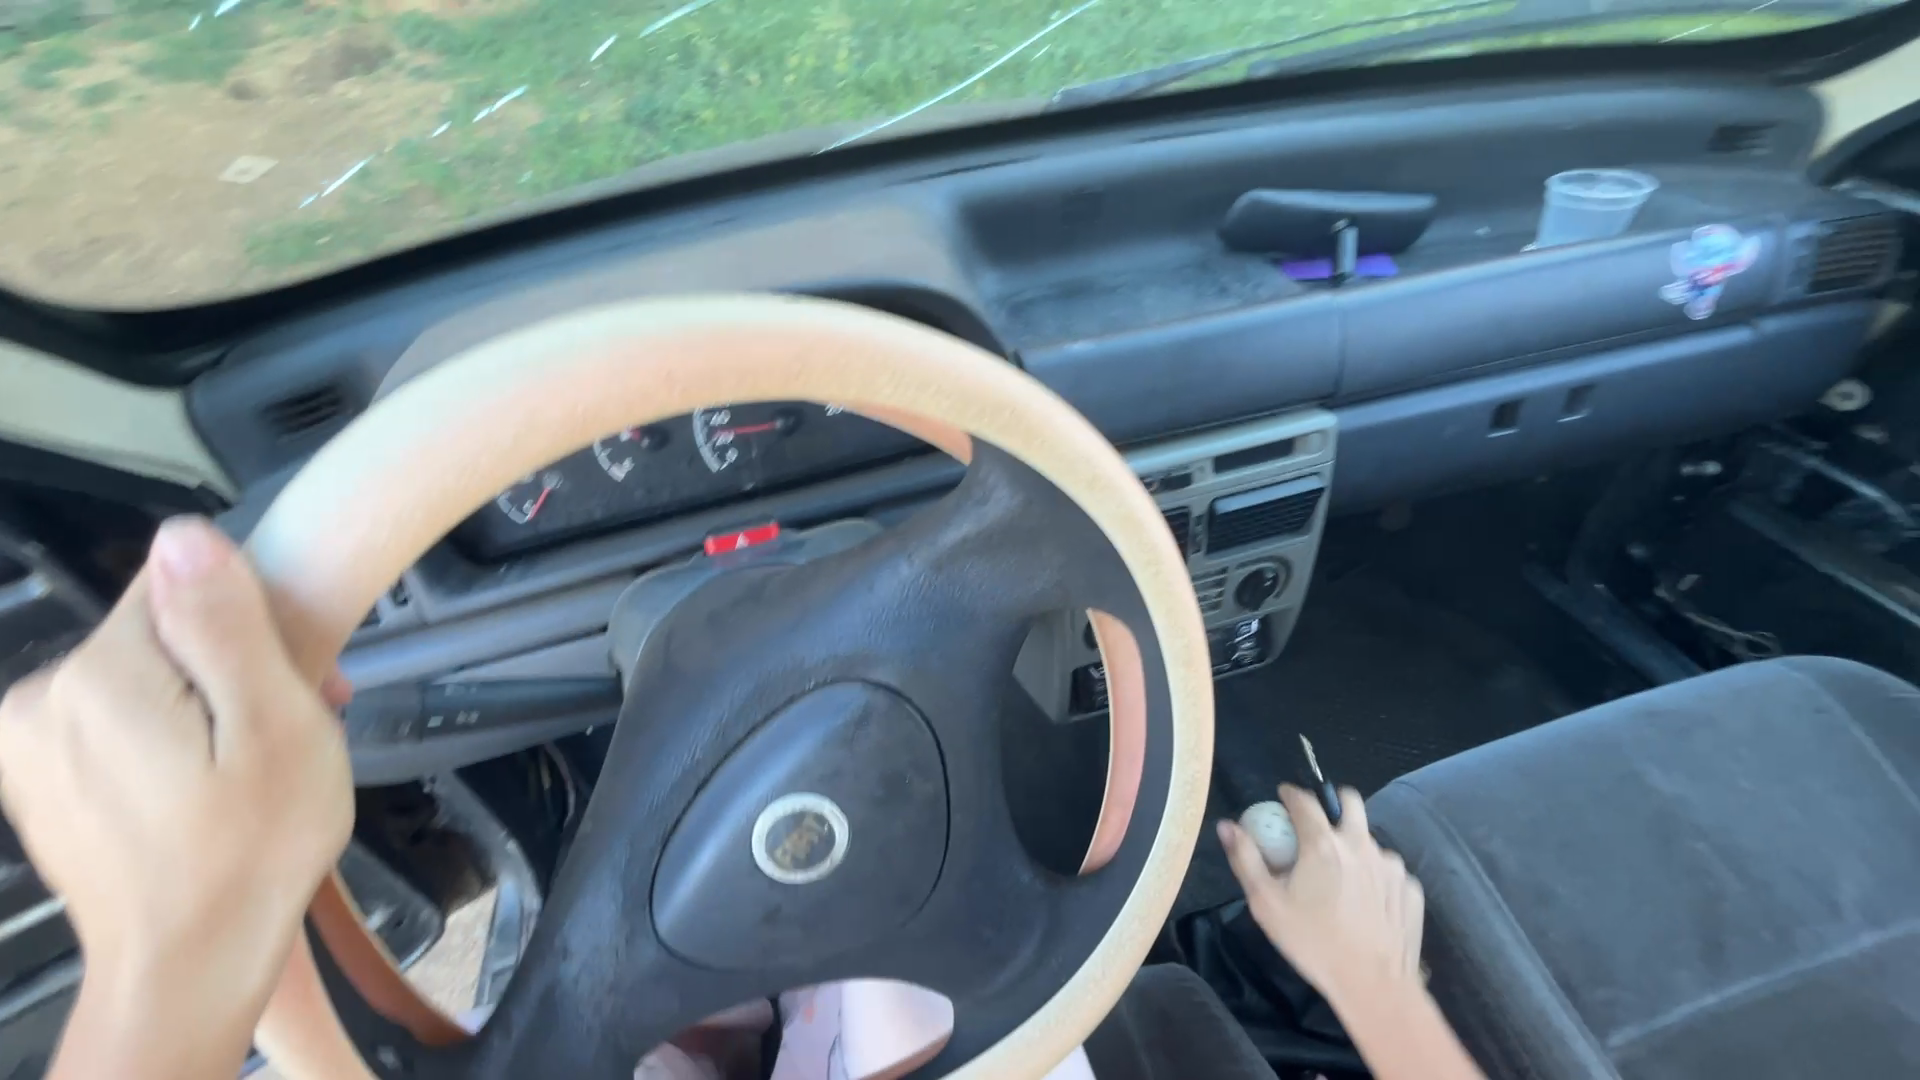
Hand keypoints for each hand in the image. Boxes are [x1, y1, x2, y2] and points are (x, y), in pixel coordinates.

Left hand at [0, 517, 353, 1077]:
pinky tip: (215, 775)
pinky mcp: (39, 777)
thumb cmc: (257, 838)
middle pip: (164, 631)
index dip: (258, 616)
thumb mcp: (276, 723)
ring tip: (263, 753)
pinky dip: (180, 728)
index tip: (304, 671)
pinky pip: (122, 715)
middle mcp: (37, 701)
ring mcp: (28, 745)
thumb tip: (185, 536)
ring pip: (149, 673)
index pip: (181, 583)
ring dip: (217, 694)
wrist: (193, 958)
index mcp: (97, 678)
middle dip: (242, 659)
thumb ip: (226, 627)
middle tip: (302, 719)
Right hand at [1218, 784, 1424, 1007]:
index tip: (1283, 798)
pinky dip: (1375, 877)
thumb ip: (1245, 858)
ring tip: (1342, 879)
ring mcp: (1391, 867)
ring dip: (1354, 848)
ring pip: (1370, 842)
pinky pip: (1389, 872)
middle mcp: (1360, 845)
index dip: (1291, 794)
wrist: (1376, 988)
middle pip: (1350, 803)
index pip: (1305, 800)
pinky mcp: (1411, 890)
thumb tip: (1227, 825)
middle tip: (1318, 827)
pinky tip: (1366, 904)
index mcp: (1322, 844)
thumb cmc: (1313, 942)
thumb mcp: (1266, 903)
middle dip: (1334, 804)